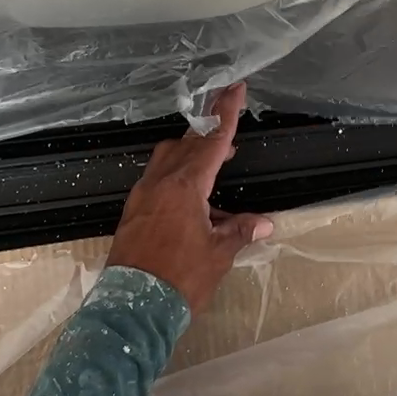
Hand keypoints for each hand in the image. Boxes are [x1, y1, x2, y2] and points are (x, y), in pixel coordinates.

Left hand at [105, 82, 273, 312]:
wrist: (133, 308)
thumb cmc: (180, 279)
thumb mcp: (218, 254)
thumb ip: (239, 231)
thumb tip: (263, 223)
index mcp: (185, 186)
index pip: (212, 141)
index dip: (226, 113)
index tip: (234, 87)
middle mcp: (160, 183)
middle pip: (187, 144)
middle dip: (210, 134)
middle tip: (230, 131)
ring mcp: (142, 196)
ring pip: (168, 158)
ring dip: (191, 154)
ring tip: (215, 166)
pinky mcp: (133, 211)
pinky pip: (157, 180)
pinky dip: (177, 176)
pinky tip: (193, 200)